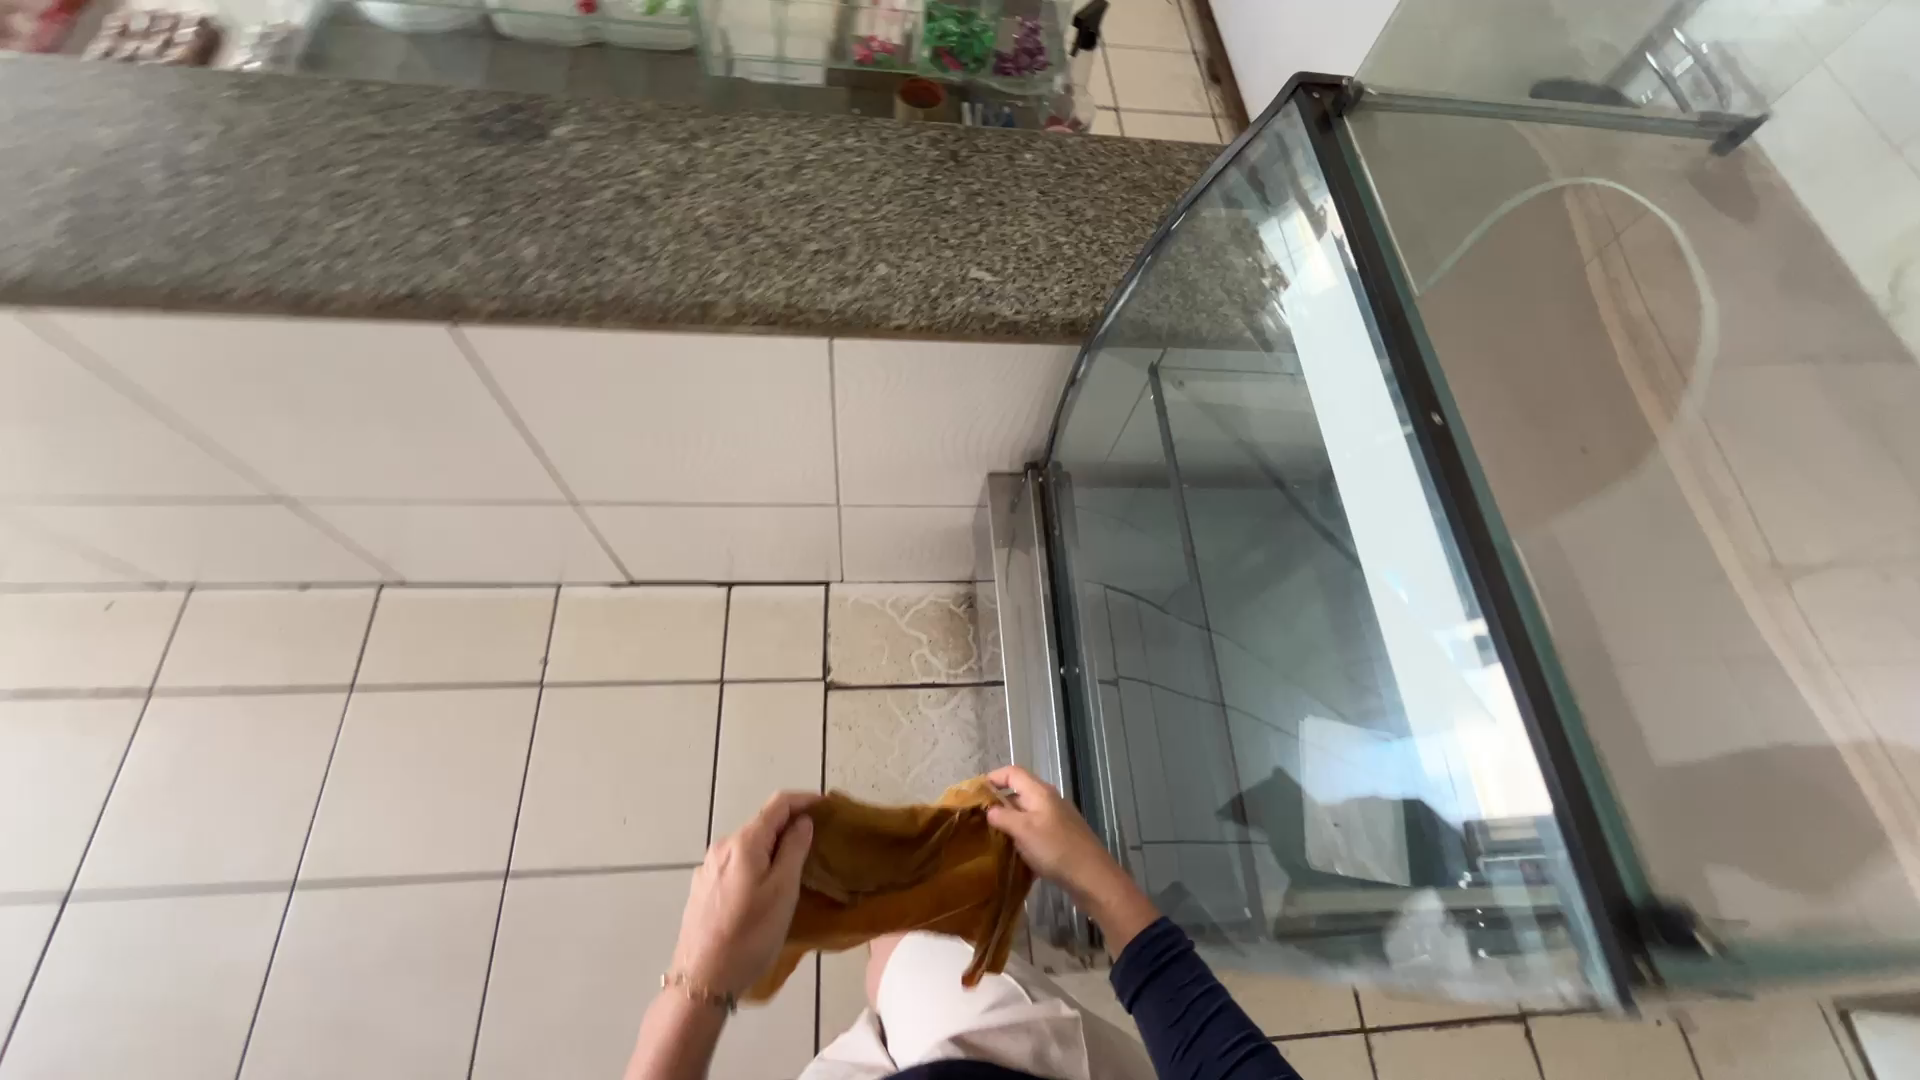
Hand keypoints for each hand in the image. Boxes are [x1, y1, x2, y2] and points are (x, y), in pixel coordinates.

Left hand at [670, 792, 817, 995]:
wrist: (701, 982)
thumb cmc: (750, 936)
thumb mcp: (783, 892)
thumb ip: (794, 849)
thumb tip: (802, 821)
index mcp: (744, 843)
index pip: (778, 804)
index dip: (804, 799)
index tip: (826, 806)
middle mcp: (722, 848)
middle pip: (762, 825)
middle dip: (789, 827)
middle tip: (816, 844)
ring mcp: (708, 869)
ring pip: (748, 847)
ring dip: (772, 849)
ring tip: (792, 870)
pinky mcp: (702, 890)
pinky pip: (736, 866)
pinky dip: (756, 866)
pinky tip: (763, 892)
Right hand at [983, 765, 1112, 889]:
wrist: (1092, 877)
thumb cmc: (1055, 849)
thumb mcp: (1023, 831)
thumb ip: (1003, 816)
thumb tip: (989, 809)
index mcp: (1040, 791)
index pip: (1012, 772)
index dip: (993, 778)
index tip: (975, 793)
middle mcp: (1049, 798)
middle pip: (1019, 790)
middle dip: (999, 800)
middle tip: (980, 816)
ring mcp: (1057, 816)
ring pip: (1027, 809)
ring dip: (1010, 818)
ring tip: (993, 833)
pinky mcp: (1061, 834)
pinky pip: (1035, 825)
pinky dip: (1022, 831)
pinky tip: (1015, 848)